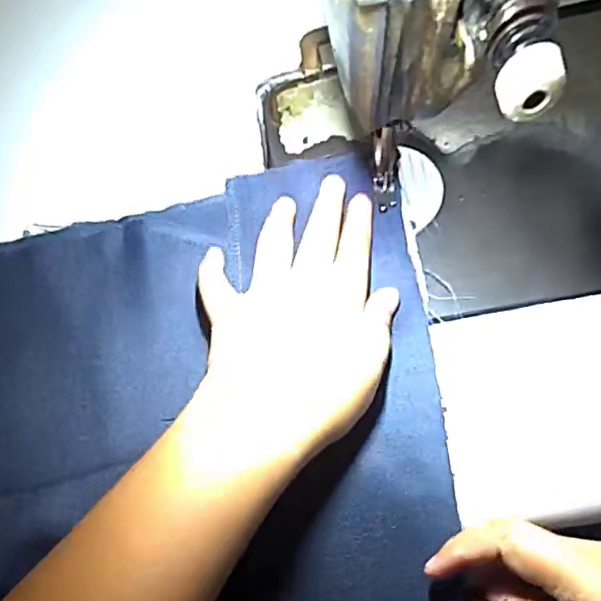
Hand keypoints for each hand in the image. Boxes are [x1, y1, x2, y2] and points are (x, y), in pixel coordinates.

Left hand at [191, 174, 401, 465]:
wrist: (265, 416)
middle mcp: (302, 286)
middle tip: (329, 184)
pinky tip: (212, 256)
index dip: (357, 225)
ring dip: (278, 225)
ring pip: (271, 249)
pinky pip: (217, 286)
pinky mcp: (229, 315)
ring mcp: (263, 296)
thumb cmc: (326, 397)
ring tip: (283, 206)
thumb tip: (387, 297)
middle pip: (316, 238)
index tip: (358, 203)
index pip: (353, 251)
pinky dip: (212, 270)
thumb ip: (378, 324)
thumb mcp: (370, 363)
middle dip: (325, 209)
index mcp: (342, 297)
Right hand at [424, 520, 600, 600]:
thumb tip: (491, 590)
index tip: (432, 575)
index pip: (509, 537)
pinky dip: (525, 578)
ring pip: (538, 550)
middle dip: (476, 555)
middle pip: (521, 535)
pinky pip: (558, 566)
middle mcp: (598, 552)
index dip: (463, 549)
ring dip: (499, 567)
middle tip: (446, 590)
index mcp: (586, 567)